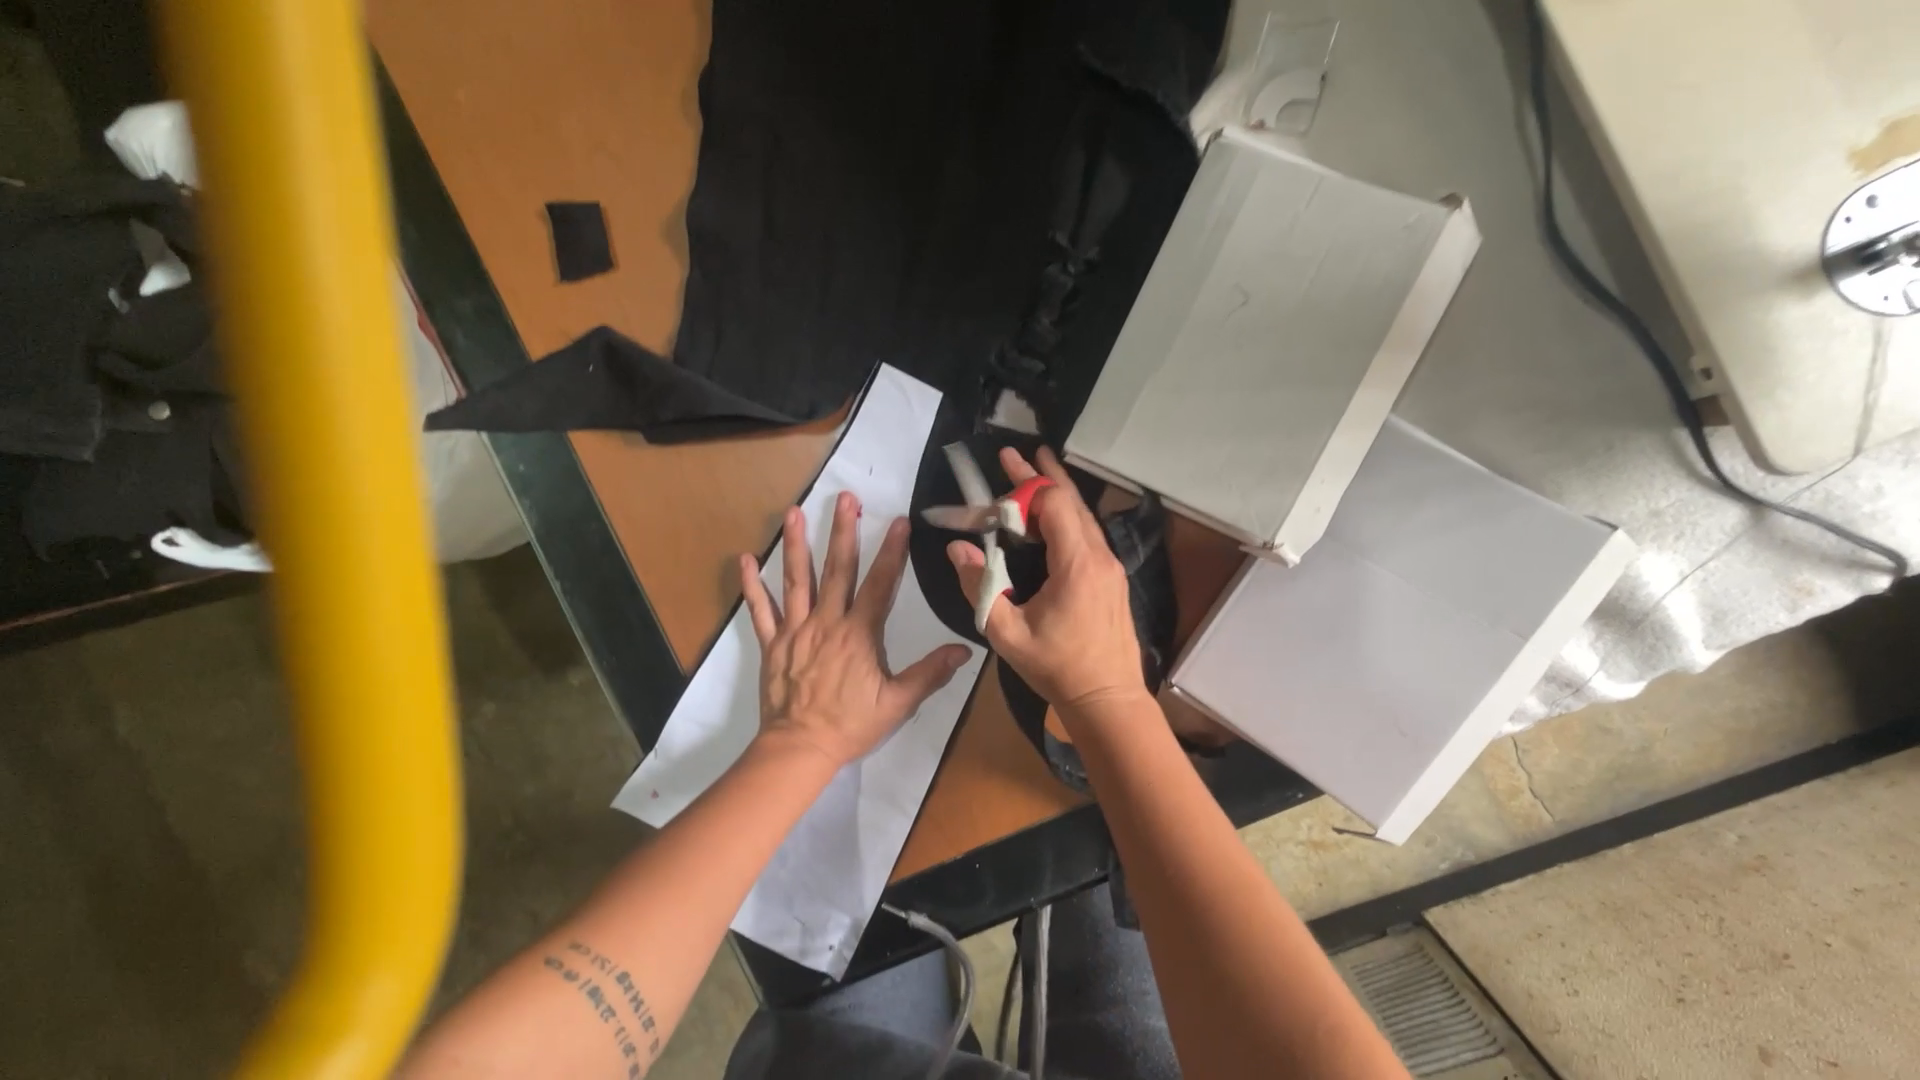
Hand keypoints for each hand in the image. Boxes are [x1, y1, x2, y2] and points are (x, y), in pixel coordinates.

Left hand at [740, 492, 972, 768]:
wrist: (800, 748)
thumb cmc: (851, 726)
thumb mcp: (897, 704)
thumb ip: (929, 674)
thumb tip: (964, 651)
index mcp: (859, 634)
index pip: (880, 584)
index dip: (891, 551)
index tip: (898, 521)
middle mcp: (827, 623)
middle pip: (837, 570)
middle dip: (843, 532)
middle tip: (845, 498)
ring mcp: (796, 631)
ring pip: (797, 581)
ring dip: (796, 545)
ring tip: (794, 512)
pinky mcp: (772, 645)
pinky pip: (760, 611)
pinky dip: (752, 586)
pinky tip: (745, 560)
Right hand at [946, 447, 1148, 711]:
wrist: (1108, 699)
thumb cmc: (1057, 669)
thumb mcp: (1007, 634)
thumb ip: (980, 589)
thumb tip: (957, 550)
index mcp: (1077, 565)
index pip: (1055, 505)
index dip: (1026, 490)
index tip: (999, 482)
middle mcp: (1100, 557)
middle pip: (1072, 502)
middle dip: (1041, 476)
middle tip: (1013, 454)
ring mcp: (1110, 567)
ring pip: (1084, 517)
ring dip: (1056, 494)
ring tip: (1034, 470)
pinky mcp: (1111, 579)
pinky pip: (1088, 535)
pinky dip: (1067, 517)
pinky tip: (1051, 518)